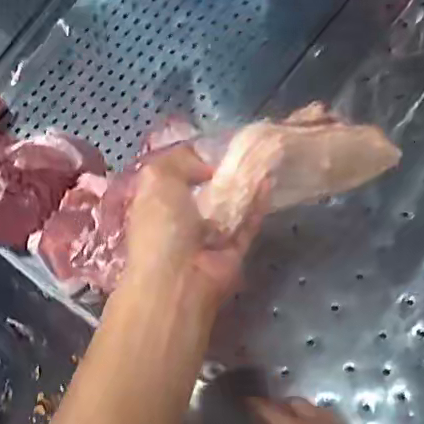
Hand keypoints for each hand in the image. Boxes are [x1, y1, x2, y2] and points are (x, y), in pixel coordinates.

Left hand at [123, 145, 251, 299]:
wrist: (179, 280)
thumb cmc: (161, 227)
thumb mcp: (157, 179)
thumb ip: (179, 160)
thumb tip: (206, 165)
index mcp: (155, 206)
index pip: (176, 178)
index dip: (194, 160)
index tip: (216, 143)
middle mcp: (180, 223)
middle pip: (206, 192)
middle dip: (224, 171)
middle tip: (247, 147)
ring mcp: (207, 240)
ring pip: (230, 207)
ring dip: (245, 185)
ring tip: (263, 157)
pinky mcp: (232, 253)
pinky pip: (247, 224)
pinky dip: (257, 205)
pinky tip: (268, 181)